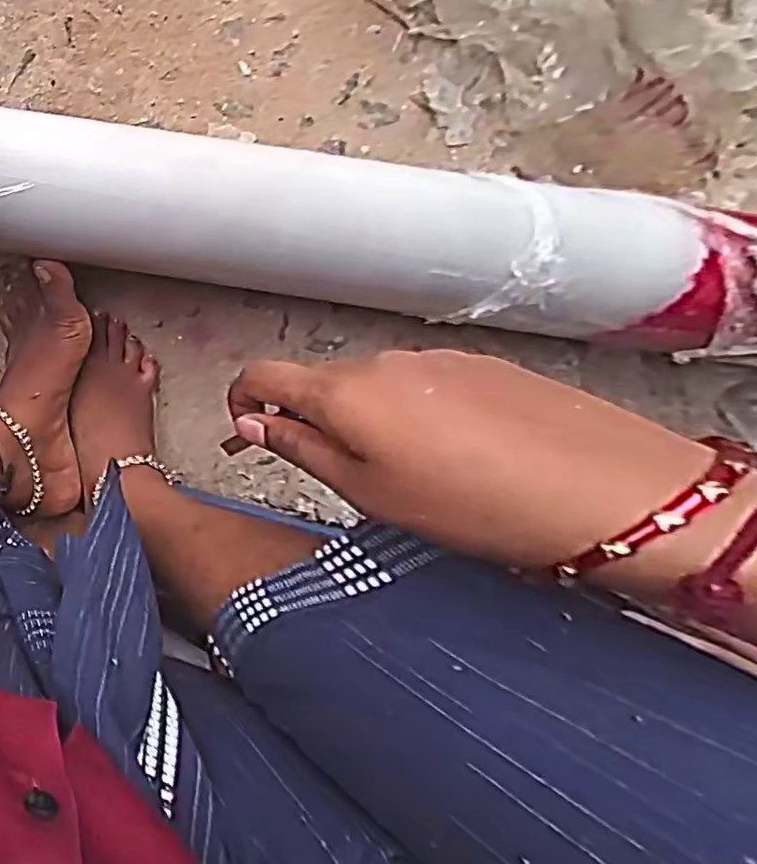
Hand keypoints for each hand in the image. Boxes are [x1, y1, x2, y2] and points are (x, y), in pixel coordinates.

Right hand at [227, 349, 715, 569]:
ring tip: (399, 463)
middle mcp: (382, 363)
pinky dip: (406, 408)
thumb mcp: (364, 490)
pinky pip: (415, 380)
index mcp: (342, 392)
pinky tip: (446, 448)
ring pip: (365, 381)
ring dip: (358, 413)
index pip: (259, 375)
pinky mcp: (480, 364)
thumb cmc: (482, 504)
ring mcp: (434, 359)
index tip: (250, 429)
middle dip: (304, 414)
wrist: (623, 495)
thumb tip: (253, 424)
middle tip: (329, 463)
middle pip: (313, 379)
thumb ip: (298, 448)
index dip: (241, 401)